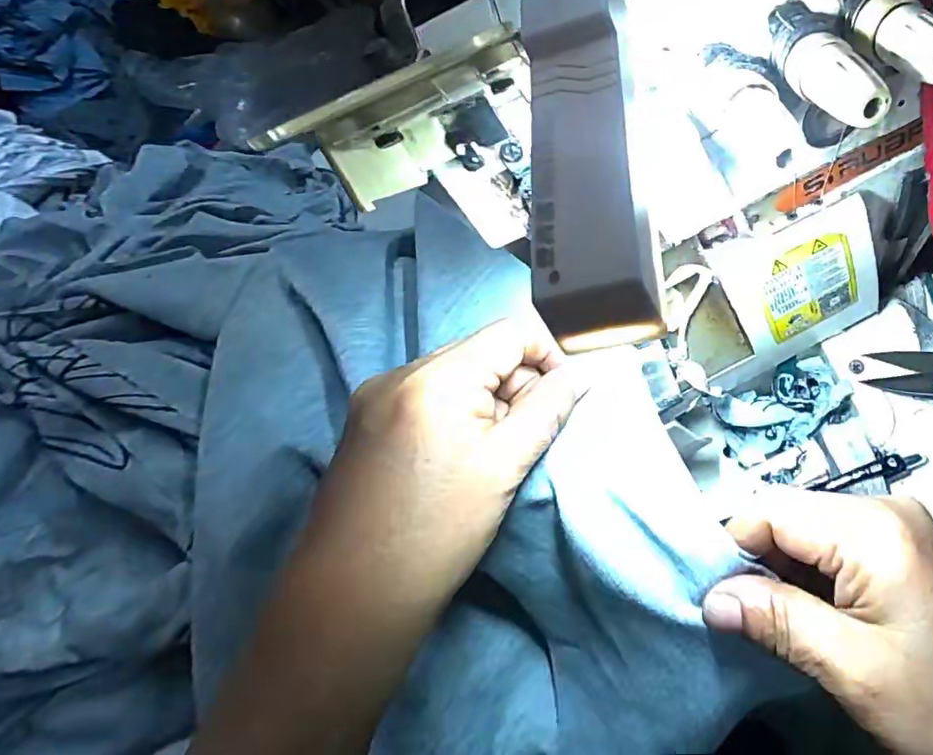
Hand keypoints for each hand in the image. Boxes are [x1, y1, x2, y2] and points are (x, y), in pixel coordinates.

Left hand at [197, 319, 587, 754]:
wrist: (350, 600)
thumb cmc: (438, 535)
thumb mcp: (506, 467)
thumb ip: (548, 409)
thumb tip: (582, 375)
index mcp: (434, 377)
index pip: (509, 333)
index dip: (546, 357)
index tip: (558, 402)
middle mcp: (398, 371)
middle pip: (480, 351)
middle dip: (513, 384)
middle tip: (521, 439)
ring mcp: (374, 393)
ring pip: (454, 372)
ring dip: (484, 399)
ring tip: (485, 455)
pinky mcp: (363, 416)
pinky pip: (425, 392)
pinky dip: (452, 410)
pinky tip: (451, 457)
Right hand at [701, 489, 932, 754]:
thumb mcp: (855, 670)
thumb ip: (778, 621)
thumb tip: (711, 598)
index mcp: (871, 525)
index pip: (771, 510)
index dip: (734, 548)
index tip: (713, 596)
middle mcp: (882, 506)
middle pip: (789, 516)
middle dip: (760, 561)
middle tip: (746, 617)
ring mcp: (896, 522)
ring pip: (808, 530)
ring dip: (785, 572)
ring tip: (779, 621)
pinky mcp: (903, 544)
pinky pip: (835, 544)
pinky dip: (813, 575)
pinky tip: (814, 614)